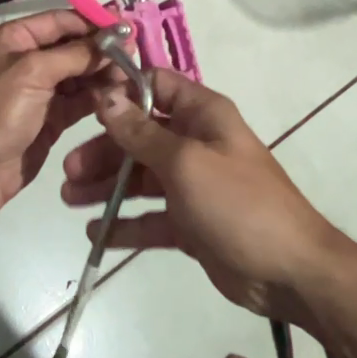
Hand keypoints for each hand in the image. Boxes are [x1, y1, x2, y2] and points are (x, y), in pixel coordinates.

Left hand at [0, 10, 119, 209]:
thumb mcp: (34, 73)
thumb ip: (75, 54)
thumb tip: (113, 36)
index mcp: (13, 39)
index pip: (59, 20)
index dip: (91, 22)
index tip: (125, 25)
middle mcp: (26, 59)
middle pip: (71, 46)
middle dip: (101, 49)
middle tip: (134, 53)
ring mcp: (38, 89)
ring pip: (79, 73)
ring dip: (103, 73)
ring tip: (131, 75)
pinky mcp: (50, 116)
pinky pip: (79, 99)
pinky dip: (98, 96)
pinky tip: (119, 94)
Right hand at [61, 69, 340, 324]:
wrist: (289, 271)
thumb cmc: (238, 203)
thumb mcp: (185, 162)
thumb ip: (142, 132)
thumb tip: (106, 96)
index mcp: (203, 115)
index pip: (157, 85)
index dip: (121, 91)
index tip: (84, 104)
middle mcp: (196, 142)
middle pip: (140, 135)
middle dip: (104, 150)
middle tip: (67, 170)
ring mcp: (193, 184)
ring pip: (140, 177)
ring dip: (106, 186)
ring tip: (68, 199)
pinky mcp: (191, 222)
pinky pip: (150, 216)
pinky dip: (125, 223)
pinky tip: (95, 232)